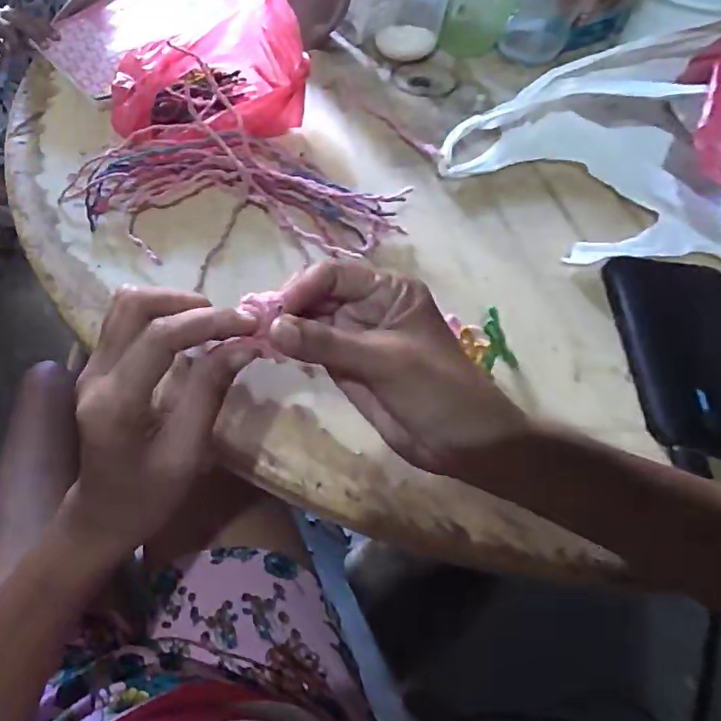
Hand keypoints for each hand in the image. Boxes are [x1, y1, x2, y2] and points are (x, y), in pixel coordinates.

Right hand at [0, 5, 58, 53]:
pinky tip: (6, 53)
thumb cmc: (3, 23)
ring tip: (30, 53)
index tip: (58, 38)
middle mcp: (10, 16)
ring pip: (9, 31)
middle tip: (47, 46)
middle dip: (36, 34)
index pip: (35, 21)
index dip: (46, 29)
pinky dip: (0, 44)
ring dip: (19, 42)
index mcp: (20, 15)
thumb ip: (30, 37)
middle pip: (24, 24)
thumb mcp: (18, 28)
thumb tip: (46, 48)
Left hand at [59, 287, 260, 554]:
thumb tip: (245, 343)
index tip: (248, 322)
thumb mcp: (186, 453)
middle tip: (225, 319)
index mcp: (115, 402)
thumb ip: (209, 392)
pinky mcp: (94, 366)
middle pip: (132, 305)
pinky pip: (123, 321)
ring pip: (124, 306)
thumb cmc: (147, 498)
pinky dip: (157, 314)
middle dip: (184, 302)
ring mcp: (89, 367)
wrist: (100, 516)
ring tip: (207, 320)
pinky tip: (184, 331)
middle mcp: (94, 375)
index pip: (159, 337)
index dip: (207, 322)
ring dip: (169, 303)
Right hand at [270, 261, 527, 476]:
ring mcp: (355, 337)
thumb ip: (327, 343)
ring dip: (284, 328)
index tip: (275, 312)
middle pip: (316, 296)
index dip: (302, 289)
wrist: (467, 445)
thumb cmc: (437, 390)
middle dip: (287, 307)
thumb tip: (272, 327)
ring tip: (253, 336)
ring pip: (309, 322)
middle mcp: (368, 307)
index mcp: (387, 291)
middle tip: (253, 325)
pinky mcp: (346, 365)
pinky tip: (269, 350)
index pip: (333, 275)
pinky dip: (291, 349)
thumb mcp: (383, 360)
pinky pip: (312, 349)